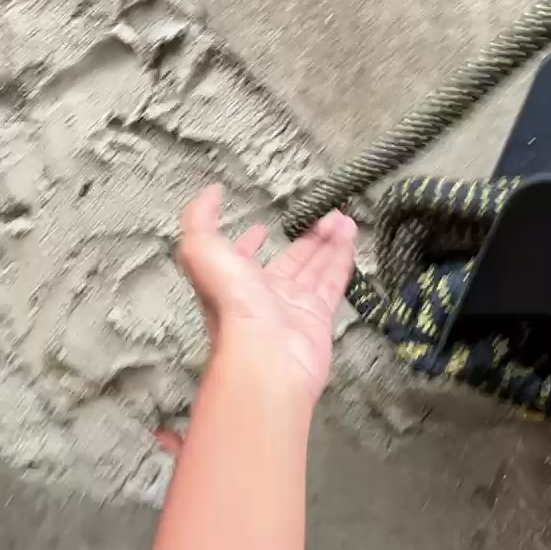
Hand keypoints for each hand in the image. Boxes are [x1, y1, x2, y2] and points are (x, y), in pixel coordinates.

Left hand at [176, 184, 356, 401]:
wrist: (266, 356)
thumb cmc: (232, 304)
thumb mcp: (202, 249)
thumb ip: (201, 217)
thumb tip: (210, 193)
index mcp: (235, 280)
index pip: (245, 258)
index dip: (251, 243)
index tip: (261, 229)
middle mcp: (264, 294)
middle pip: (291, 258)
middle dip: (306, 236)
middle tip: (324, 213)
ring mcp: (293, 307)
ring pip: (315, 267)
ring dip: (328, 241)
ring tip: (342, 218)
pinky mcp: (319, 317)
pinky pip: (333, 282)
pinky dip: (343, 258)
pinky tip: (349, 237)